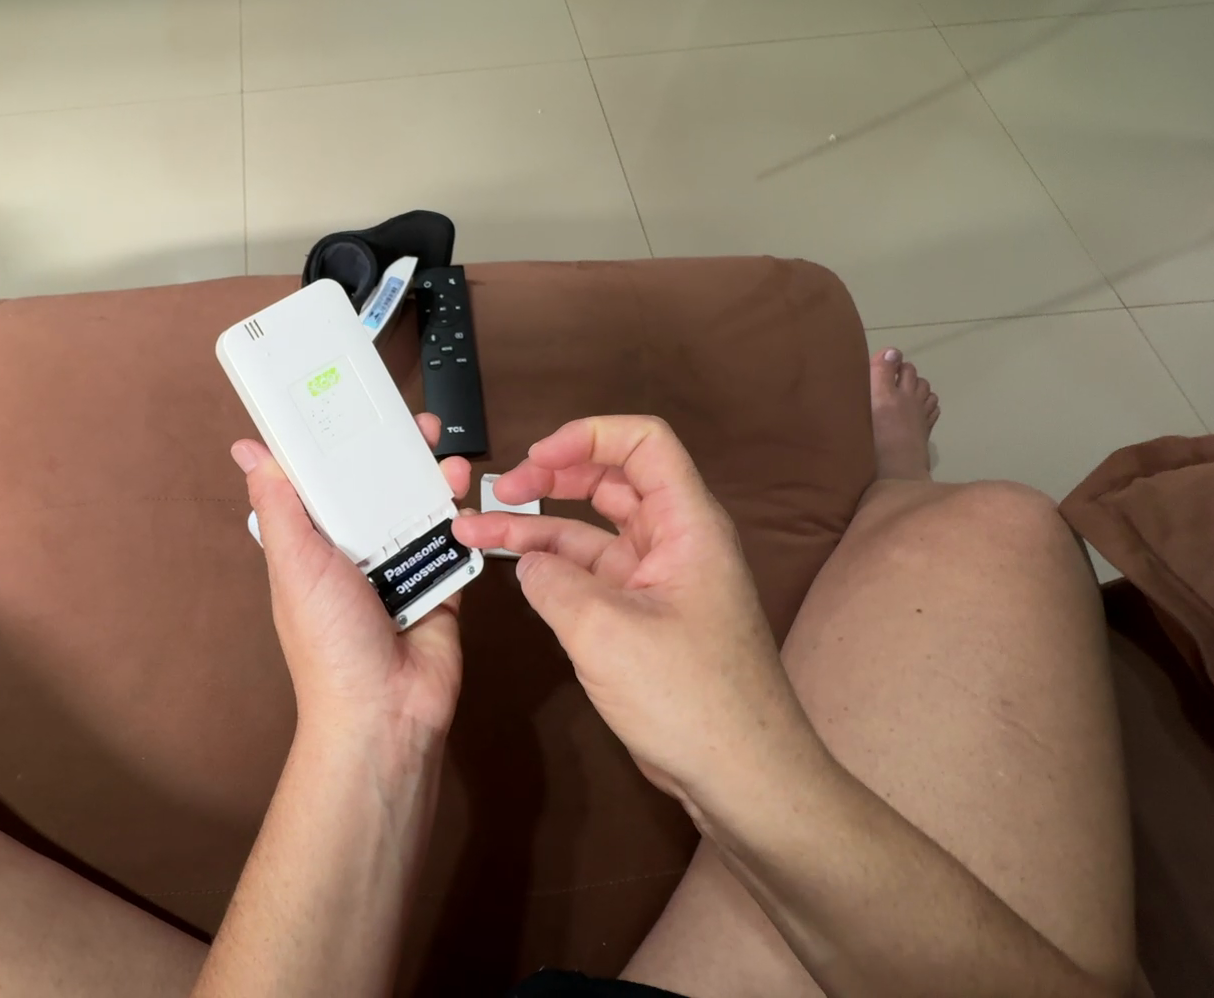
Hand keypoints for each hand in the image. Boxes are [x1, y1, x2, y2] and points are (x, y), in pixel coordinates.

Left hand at [232, 414, 471, 743]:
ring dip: (432, 476)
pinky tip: (463, 497)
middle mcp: (356, 549)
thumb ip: (278, 504)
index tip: (353, 408)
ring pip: (418, 506)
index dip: (337, 442)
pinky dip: (460, 518)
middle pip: (377, 485)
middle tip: (416, 424)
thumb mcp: (295, 564)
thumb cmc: (329, 642)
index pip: (323, 479)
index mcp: (314, 542)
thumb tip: (249, 450)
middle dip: (396, 451)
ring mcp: (398, 565)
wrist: (385, 711)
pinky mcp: (437, 582)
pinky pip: (452, 540)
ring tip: (446, 455)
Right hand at [450, 416, 818, 810]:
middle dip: (549, 477)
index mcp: (684, 524)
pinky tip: (509, 569)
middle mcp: (671, 540)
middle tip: (497, 491)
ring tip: (473, 530)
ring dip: (533, 527)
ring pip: (587, 530)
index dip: (585, 435)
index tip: (533, 459)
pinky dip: (548, 567)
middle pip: (608, 480)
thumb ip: (553, 582)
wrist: (740, 778)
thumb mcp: (604, 630)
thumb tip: (527, 563)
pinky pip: (586, 572)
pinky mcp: (638, 613)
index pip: (643, 442)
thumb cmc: (685, 695)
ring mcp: (653, 578)